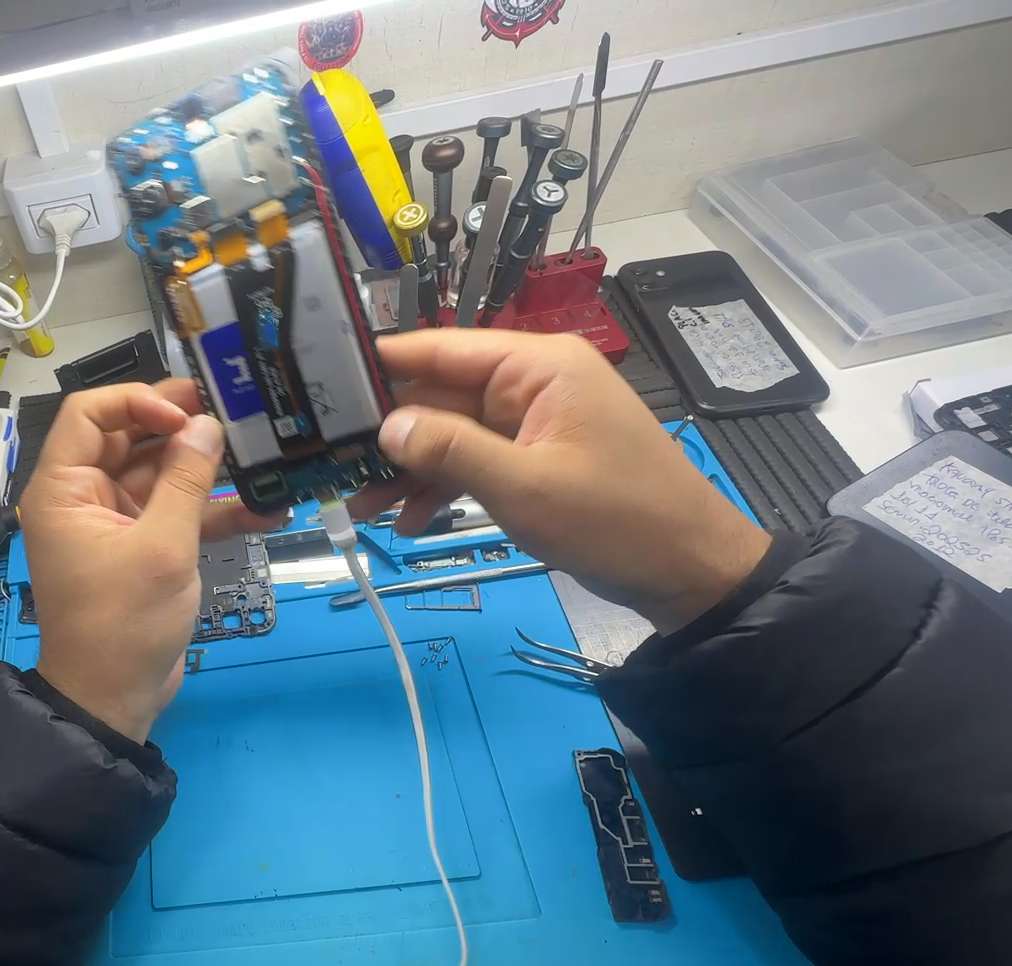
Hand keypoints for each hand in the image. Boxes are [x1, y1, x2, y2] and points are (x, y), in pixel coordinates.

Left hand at [23, 380, 282, 740]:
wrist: (114, 698)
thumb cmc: (124, 623)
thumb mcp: (162, 548)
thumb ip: (187, 481)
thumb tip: (208, 424)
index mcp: (65, 488)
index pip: (89, 413)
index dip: (137, 401)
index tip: (187, 413)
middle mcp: (85, 496)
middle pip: (130, 439)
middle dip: (181, 428)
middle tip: (234, 410)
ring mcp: (116, 521)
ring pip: (160, 475)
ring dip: (206, 470)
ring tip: (259, 452)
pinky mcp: (143, 546)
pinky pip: (175, 513)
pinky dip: (212, 511)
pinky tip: (264, 507)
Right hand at [349, 330, 770, 634]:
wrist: (687, 571)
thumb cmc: (613, 520)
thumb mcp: (523, 486)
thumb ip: (450, 449)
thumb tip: (386, 425)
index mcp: (534, 368)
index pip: (442, 348)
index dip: (382, 364)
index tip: (325, 384)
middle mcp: (528, 384)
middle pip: (439, 398)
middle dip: (390, 439)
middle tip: (335, 468)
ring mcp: (529, 422)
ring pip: (450, 436)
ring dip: (409, 473)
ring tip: (363, 509)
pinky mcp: (531, 457)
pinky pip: (473, 462)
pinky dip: (442, 490)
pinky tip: (410, 523)